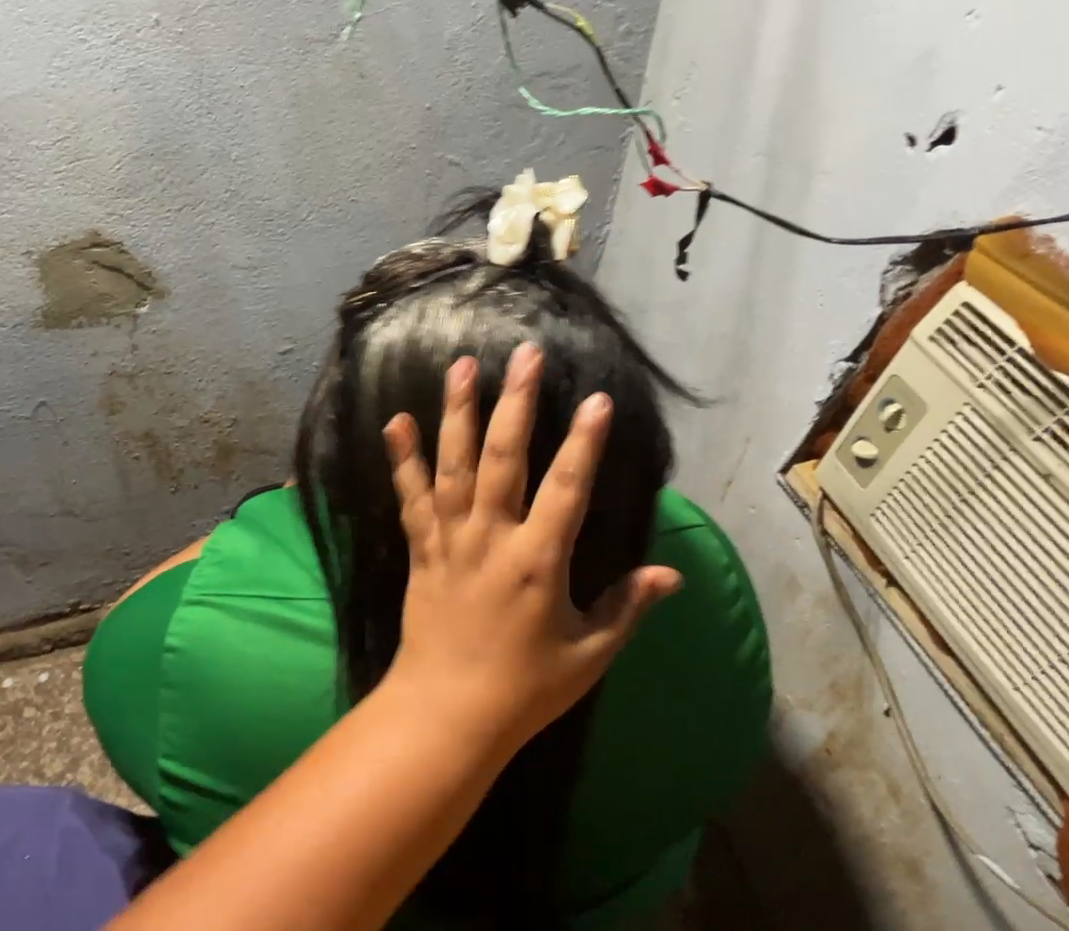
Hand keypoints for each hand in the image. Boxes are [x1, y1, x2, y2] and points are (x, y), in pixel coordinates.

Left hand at [378, 342, 682, 752]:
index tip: (596, 398)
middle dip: (517, 402)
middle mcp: (491, 537)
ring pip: (454, 464)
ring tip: (462, 365)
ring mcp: (450, 539)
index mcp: (538, 560)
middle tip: (525, 354)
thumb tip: (672, 574)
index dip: (584, 442)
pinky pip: (409, 497)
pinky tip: (396, 421)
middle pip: (505, 457)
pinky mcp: (421, 549)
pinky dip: (403, 459)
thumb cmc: (524, 688)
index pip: (567, 487)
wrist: (445, 714)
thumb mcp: (589, 655)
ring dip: (458, 412)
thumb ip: (627, 607)